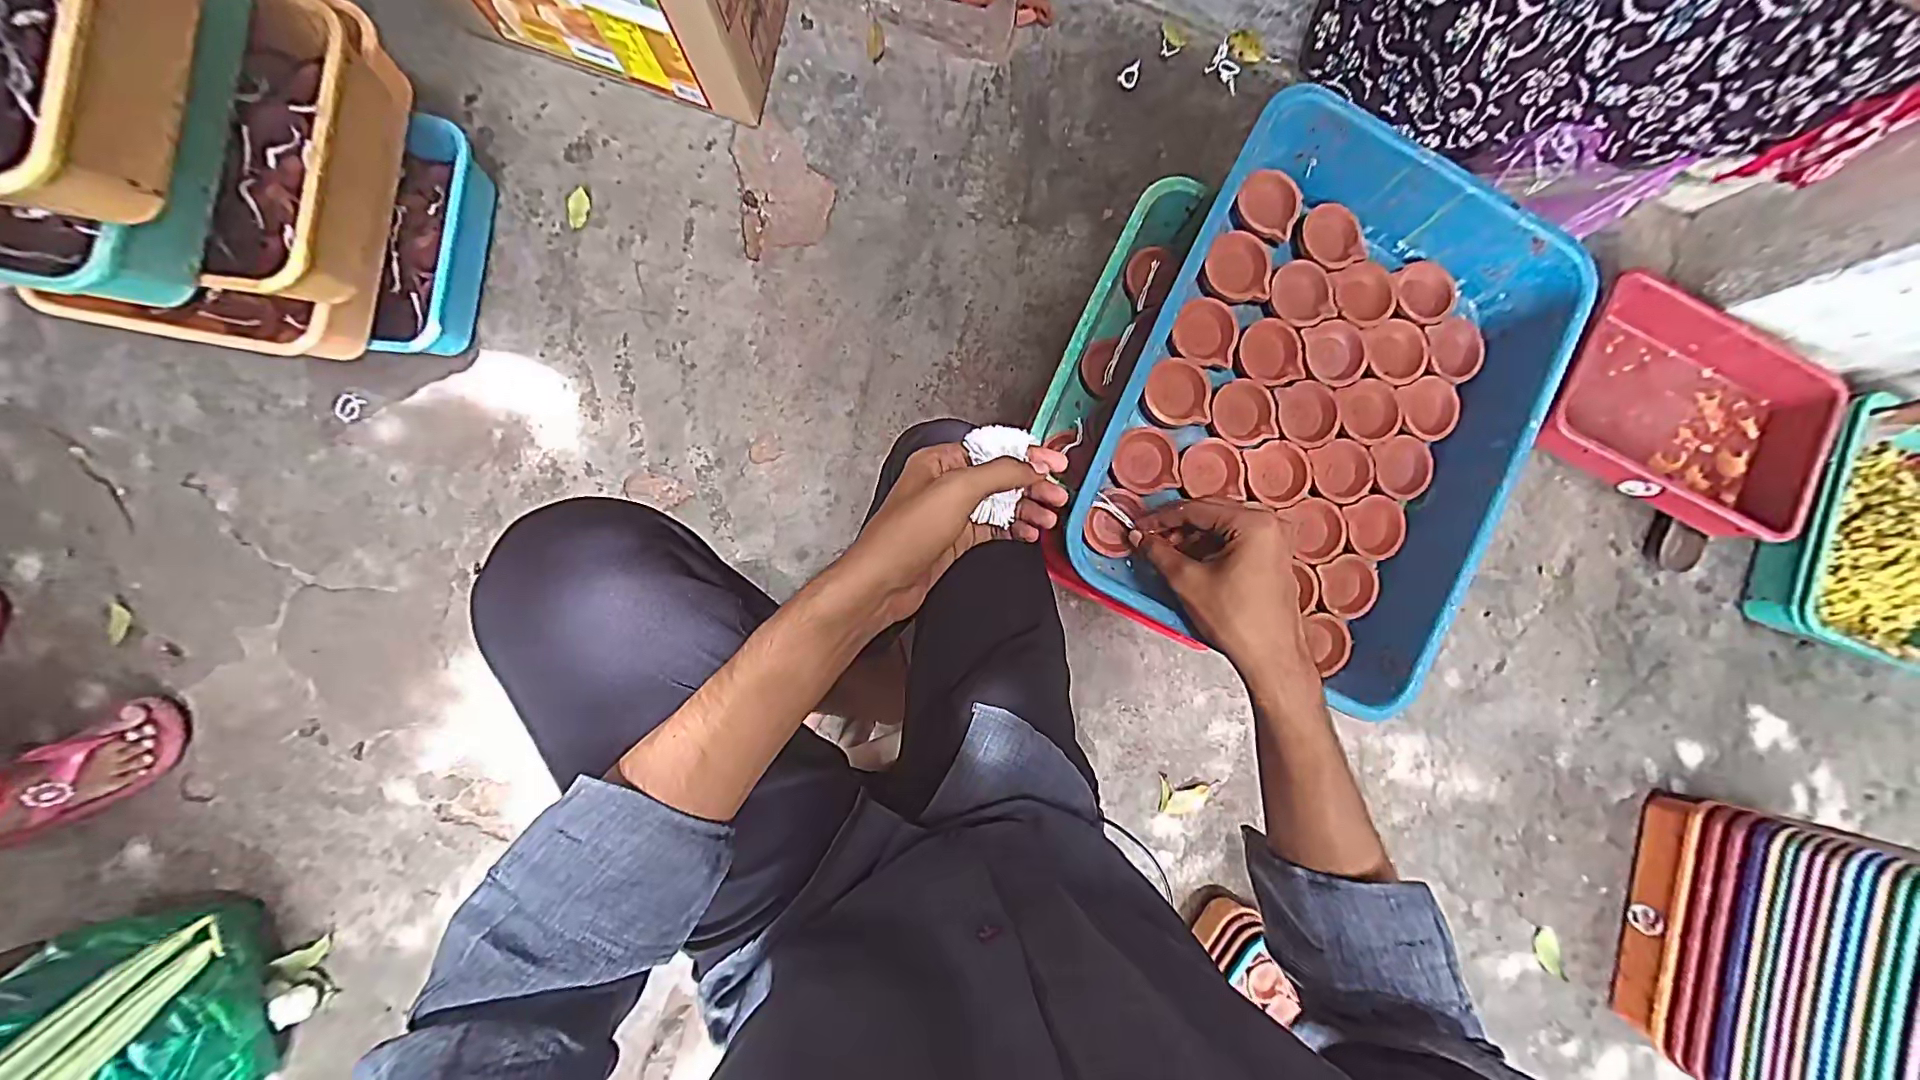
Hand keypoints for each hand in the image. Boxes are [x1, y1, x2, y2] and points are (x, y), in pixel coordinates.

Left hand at [827, 442, 1068, 626]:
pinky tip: (1028, 532)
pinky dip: (1014, 528)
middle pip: (1001, 476)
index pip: (993, 449)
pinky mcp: (956, 539)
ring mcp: (952, 513)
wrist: (883, 583)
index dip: (1026, 454)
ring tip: (1047, 516)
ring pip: (1000, 503)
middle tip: (1056, 494)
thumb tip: (1029, 465)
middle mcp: (945, 484)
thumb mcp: (956, 491)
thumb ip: (998, 473)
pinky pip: (994, 527)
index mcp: (940, 461)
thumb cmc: (902, 537)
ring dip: (1027, 508)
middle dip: (1032, 484)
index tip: (1053, 463)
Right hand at [1131, 499, 1312, 673]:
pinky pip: (1234, 539)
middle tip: (1149, 537)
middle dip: (1176, 526)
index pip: (1195, 508)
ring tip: (1166, 551)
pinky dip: (1209, 546)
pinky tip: (1189, 559)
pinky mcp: (1272, 556)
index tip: (1140, 527)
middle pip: (1210, 512)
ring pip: (1221, 525)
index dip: (1160, 518)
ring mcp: (1274, 540)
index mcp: (1253, 523)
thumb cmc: (1240, 623)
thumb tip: (1142, 537)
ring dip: (1191, 536)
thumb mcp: (1187, 581)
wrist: (1271, 658)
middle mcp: (1270, 524)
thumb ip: (1159, 552)